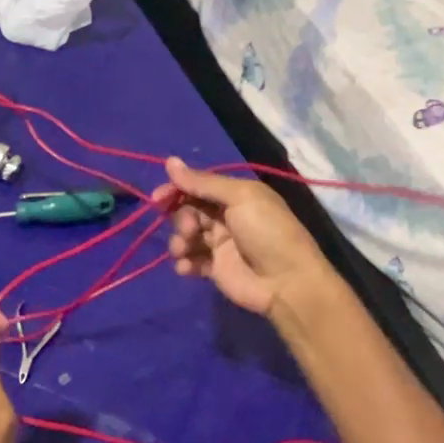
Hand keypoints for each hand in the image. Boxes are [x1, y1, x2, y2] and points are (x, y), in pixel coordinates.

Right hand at [153, 157, 328, 314]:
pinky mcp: (214, 269)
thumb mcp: (240, 198)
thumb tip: (169, 161)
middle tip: (188, 229)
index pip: (197, 186)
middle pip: (188, 211)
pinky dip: (184, 263)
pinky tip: (188, 267)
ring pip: (185, 236)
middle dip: (180, 218)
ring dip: (179, 242)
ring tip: (185, 250)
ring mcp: (219, 244)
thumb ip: (203, 182)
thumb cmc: (267, 232)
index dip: (175, 190)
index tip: (158, 198)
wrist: (285, 281)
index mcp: (236, 195)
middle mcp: (226, 216)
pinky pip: (189, 261)